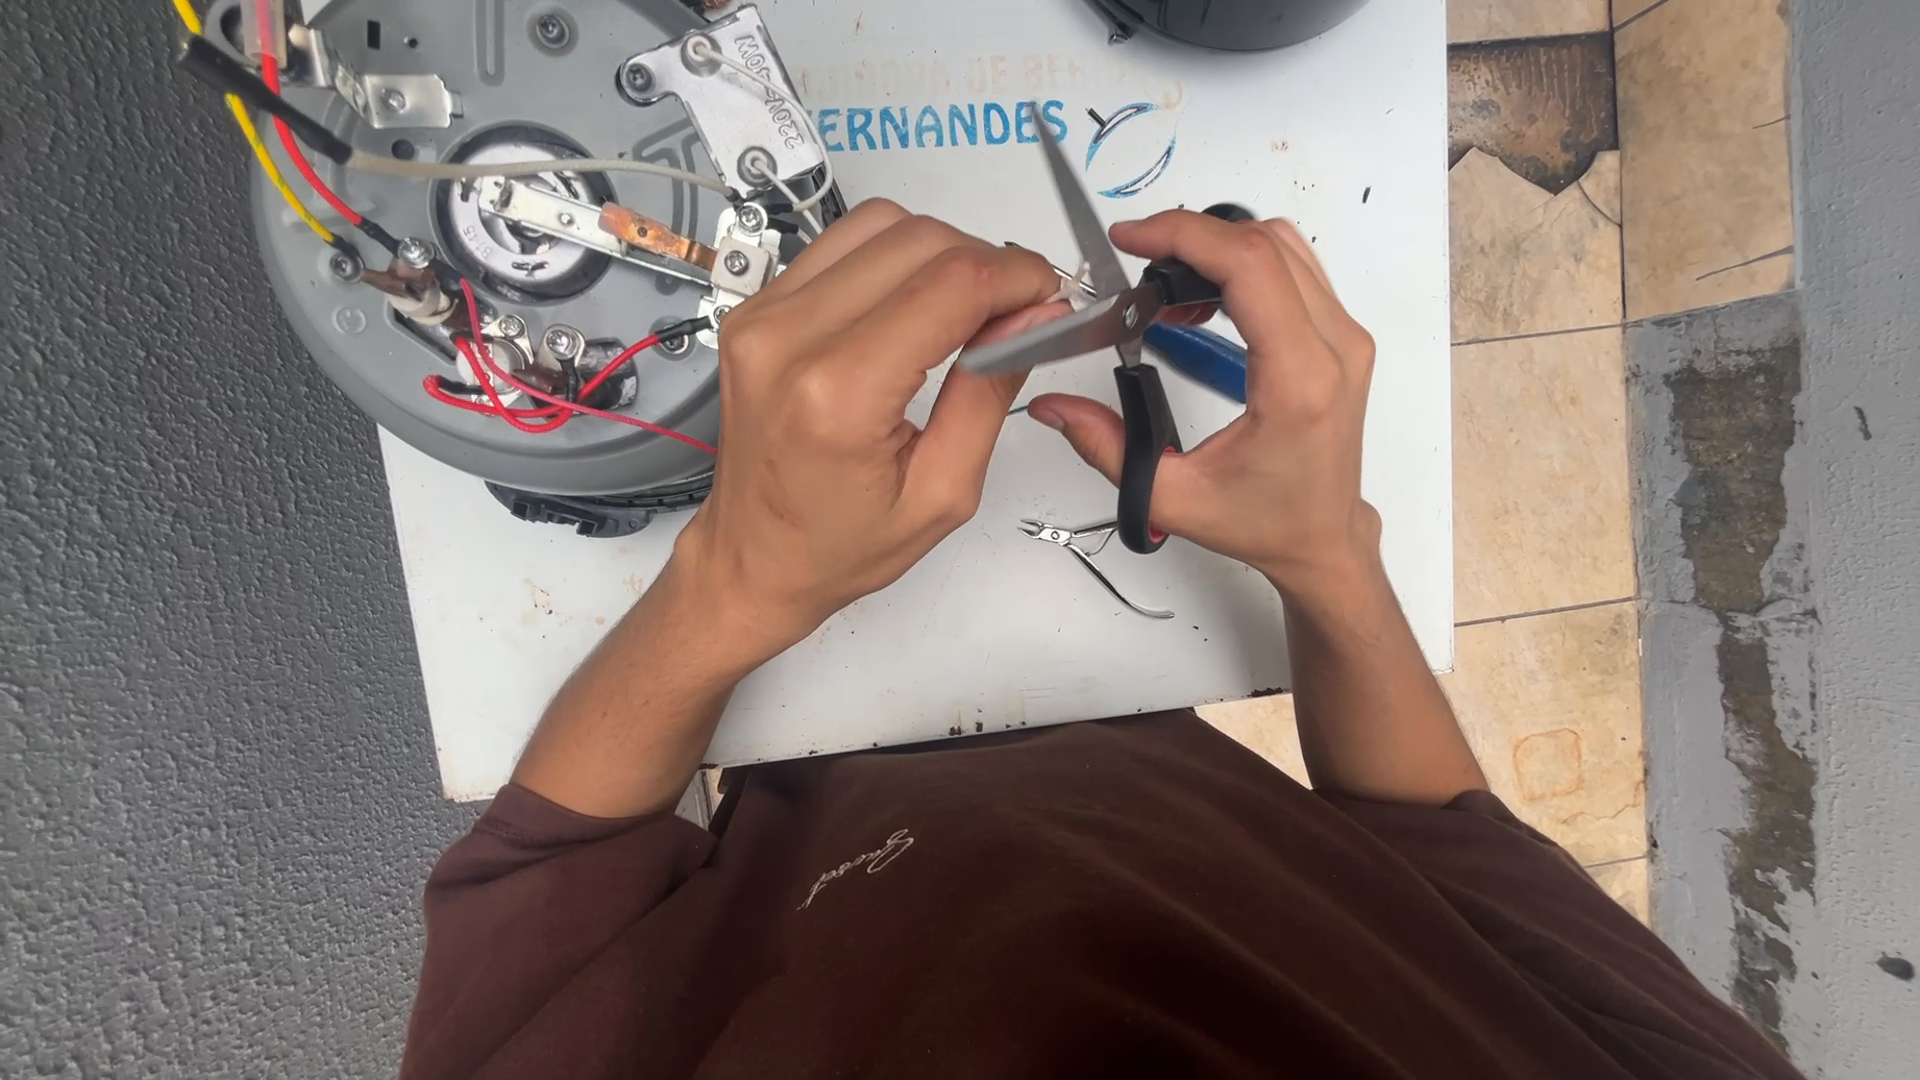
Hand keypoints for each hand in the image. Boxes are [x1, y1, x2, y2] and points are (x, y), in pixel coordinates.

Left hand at [673, 199, 1065, 659]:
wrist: (754, 556)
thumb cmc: (841, 546)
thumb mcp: (943, 494)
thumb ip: (991, 395)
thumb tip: (1035, 317)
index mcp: (839, 396)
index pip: (950, 284)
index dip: (1016, 278)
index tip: (1047, 299)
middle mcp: (788, 339)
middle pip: (919, 240)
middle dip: (986, 264)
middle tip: (1014, 312)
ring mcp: (762, 317)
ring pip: (881, 225)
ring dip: (941, 254)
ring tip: (964, 311)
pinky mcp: (755, 311)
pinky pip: (842, 246)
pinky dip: (894, 261)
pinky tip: (912, 308)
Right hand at [1026, 213, 1377, 598]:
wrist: (1320, 535)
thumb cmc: (1265, 520)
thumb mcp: (1169, 496)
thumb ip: (1105, 447)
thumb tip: (1055, 408)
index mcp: (1298, 383)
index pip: (1249, 267)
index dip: (1185, 236)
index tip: (1134, 237)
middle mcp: (1334, 350)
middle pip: (1264, 244)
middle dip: (1191, 236)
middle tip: (1139, 260)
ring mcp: (1344, 339)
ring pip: (1284, 247)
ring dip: (1218, 250)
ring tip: (1167, 288)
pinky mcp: (1339, 339)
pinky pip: (1294, 271)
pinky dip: (1243, 267)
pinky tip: (1202, 300)